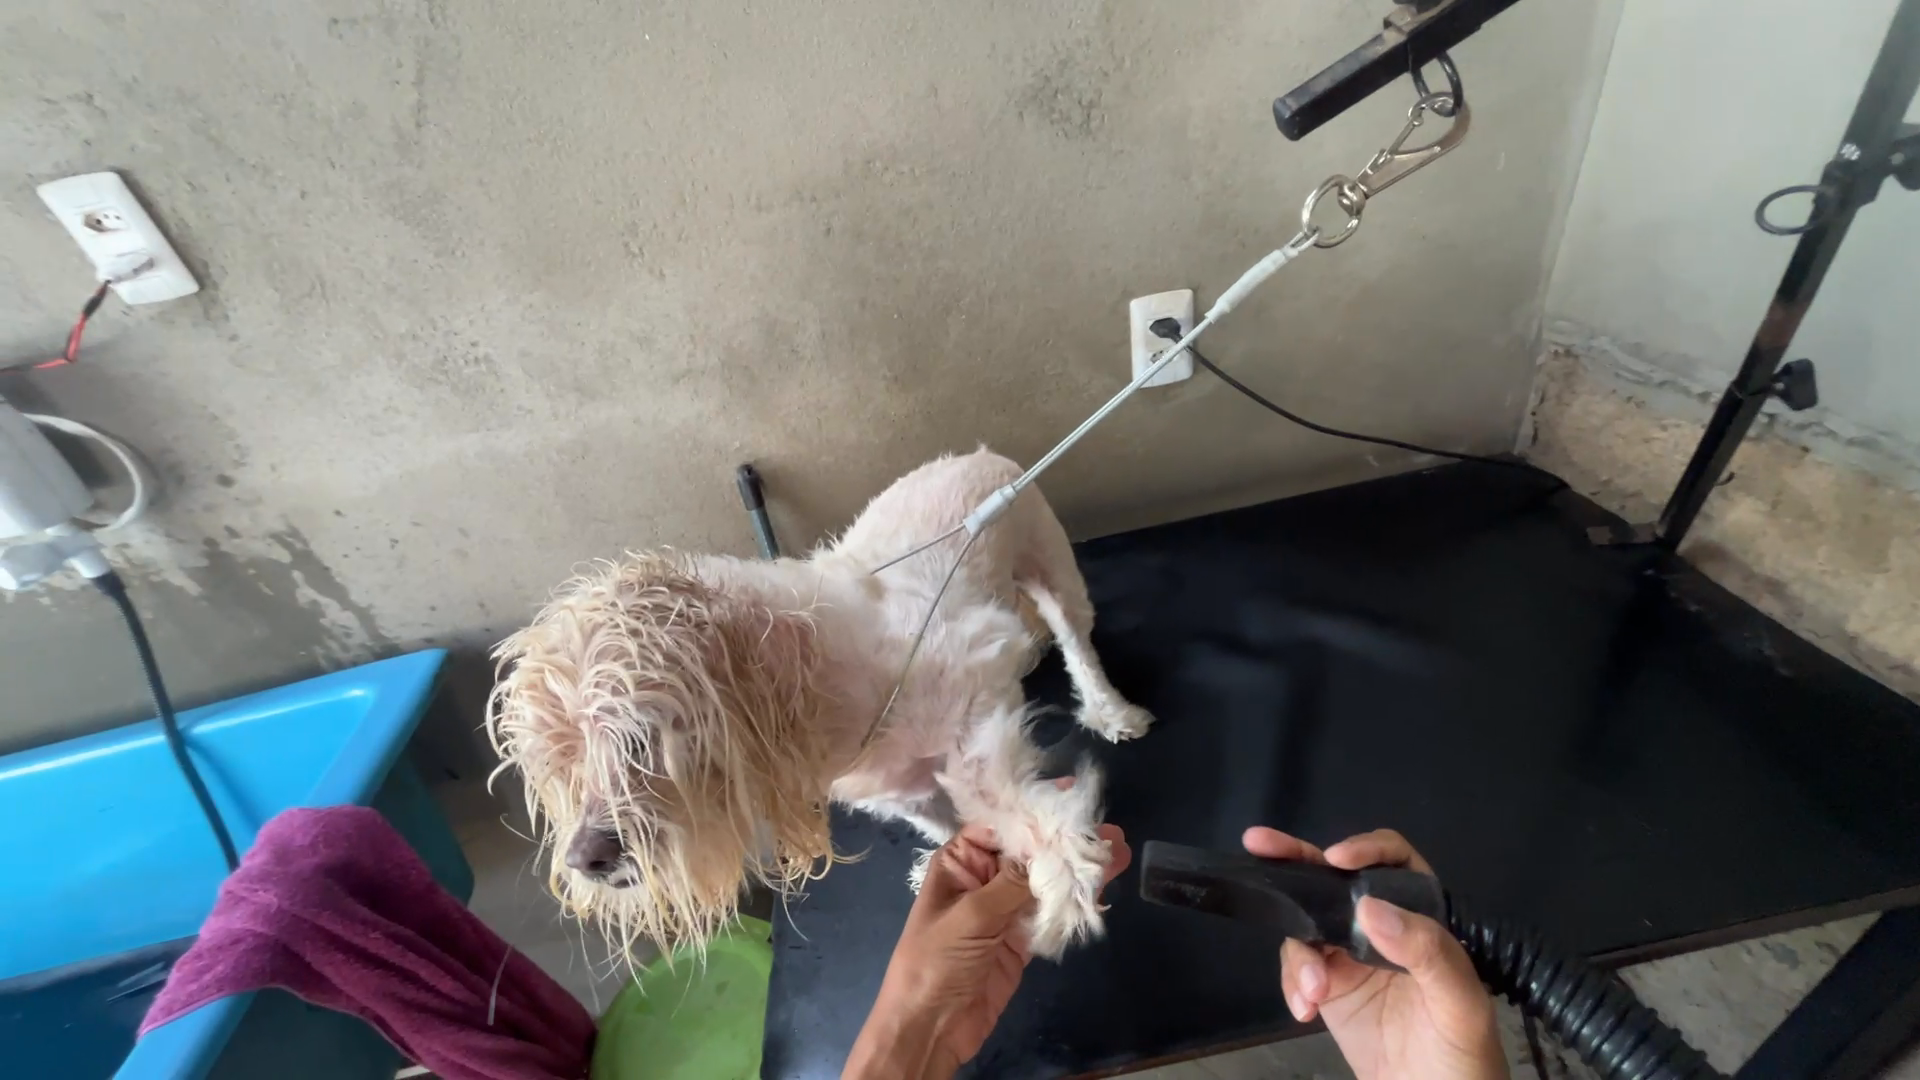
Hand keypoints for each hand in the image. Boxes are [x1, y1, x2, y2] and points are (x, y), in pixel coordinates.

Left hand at [844, 821, 1131, 1079]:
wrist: (929, 1028)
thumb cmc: (934, 960)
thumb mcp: (970, 915)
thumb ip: (1011, 884)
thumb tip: (1047, 853)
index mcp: (961, 861)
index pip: (1001, 824)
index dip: (1034, 809)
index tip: (1069, 794)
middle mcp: (984, 877)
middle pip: (1029, 851)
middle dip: (1065, 839)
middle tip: (1107, 831)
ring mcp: (1004, 909)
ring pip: (1046, 880)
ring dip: (1078, 869)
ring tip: (1116, 853)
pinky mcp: (1020, 939)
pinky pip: (1051, 912)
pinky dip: (1075, 901)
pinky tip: (1101, 889)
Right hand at [1245, 827, 1506, 1079]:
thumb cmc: (1464, 1062)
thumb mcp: (1461, 1007)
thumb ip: (1427, 953)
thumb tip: (1368, 906)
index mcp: (1422, 919)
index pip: (1394, 862)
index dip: (1366, 849)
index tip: (1338, 860)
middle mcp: (1380, 927)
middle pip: (1332, 877)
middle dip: (1293, 857)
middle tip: (1257, 843)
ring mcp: (1347, 954)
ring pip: (1304, 921)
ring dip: (1299, 952)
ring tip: (1311, 990)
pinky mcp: (1324, 983)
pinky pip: (1293, 963)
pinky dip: (1291, 981)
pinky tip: (1304, 1008)